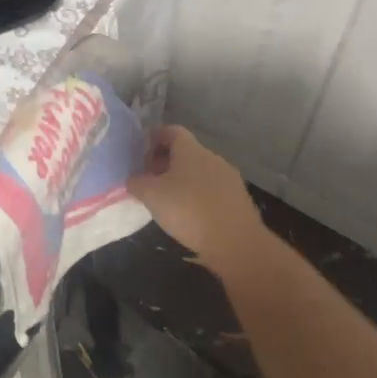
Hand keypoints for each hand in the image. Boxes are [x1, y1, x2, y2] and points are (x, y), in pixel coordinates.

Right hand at [126, 125, 269, 275]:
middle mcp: (213, 159)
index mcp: (191, 150)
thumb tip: (135, 179)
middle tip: (150, 180)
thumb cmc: (189, 210)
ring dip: (183, 181)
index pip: (171, 131)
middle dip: (165, 163)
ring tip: (169, 201)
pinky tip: (191, 216)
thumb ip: (136, 182)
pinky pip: (214, 192)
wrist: (239, 246)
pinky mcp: (241, 202)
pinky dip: (199, 198)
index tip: (140, 154)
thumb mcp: (150, 194)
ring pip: (200, 173)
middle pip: (185, 153)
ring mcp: (230, 181)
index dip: (153, 138)